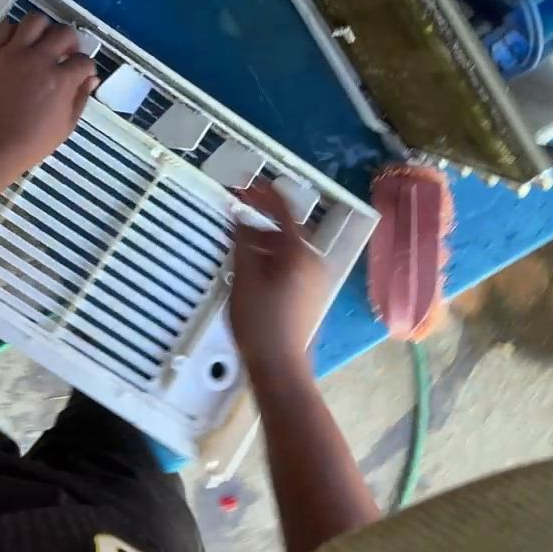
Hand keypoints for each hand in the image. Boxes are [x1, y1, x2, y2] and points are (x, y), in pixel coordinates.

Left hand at [0, 13, 98, 179]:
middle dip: (71, 43)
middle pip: (64, 33)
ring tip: (42, 44)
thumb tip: (91, 78)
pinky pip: (6, 28)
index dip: (86, 68)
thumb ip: (80, 98)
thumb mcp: (66, 126)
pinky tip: (20, 46)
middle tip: (65, 55)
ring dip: (44, 29)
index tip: (82, 75)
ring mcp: (13, 54)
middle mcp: (38, 60)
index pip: (83, 61)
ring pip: (35, 20)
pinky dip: (17, 32)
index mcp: (60, 81)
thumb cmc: (31, 142)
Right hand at [229, 183, 326, 378]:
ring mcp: (314, 280)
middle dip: (261, 219)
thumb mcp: (245, 277)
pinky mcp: (309, 295)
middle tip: (237, 209)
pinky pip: (290, 265)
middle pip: (287, 230)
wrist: (280, 368)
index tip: (246, 183)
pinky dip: (271, 257)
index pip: (284, 212)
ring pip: (287, 249)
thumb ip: (244, 241)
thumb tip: (241, 217)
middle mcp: (314, 263)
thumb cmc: (260, 321)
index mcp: (301, 254)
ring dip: (264, 240)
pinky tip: (251, 265)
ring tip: (238, 239)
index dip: (264, 194)